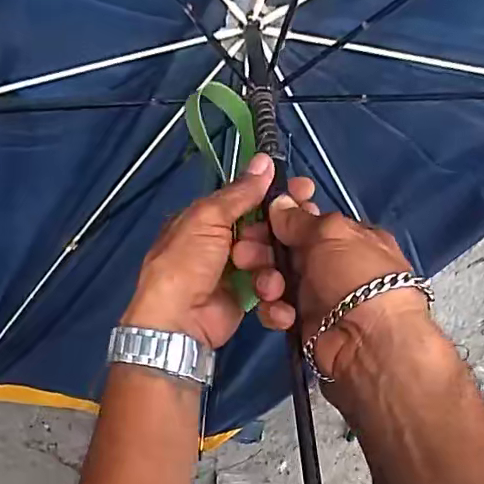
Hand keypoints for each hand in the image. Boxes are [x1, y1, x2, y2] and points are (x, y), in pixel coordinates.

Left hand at [121, 154, 275, 349]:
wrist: (178, 322)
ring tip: (259, 276)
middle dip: (275, 233)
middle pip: (263, 228)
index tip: (304, 189)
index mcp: (205, 219)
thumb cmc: (185, 264)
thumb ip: (238, 193)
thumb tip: (264, 161)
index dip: (274, 194)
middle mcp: (221, 243)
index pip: (246, 199)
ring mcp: (235, 272)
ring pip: (270, 258)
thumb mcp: (207, 219)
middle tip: (289, 232)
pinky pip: (269, 288)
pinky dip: (273, 292)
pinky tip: (270, 295)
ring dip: (270, 265)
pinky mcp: (245, 298)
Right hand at [231, 179, 426, 381]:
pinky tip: (284, 316)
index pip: (310, 219)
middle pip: (286, 250)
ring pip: (277, 280)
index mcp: (348, 236)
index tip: (262, 211)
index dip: (286, 213)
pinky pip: (278, 311)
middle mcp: (331, 265)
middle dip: (263, 249)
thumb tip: (279, 203)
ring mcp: (316, 296)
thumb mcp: (331, 235)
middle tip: (244, 251)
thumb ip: (300, 220)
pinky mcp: (302, 324)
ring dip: (266, 281)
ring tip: (270, 288)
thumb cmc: (356, 275)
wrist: (368, 340)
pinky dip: (276, 312)